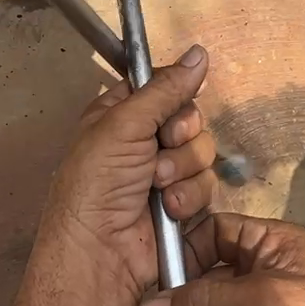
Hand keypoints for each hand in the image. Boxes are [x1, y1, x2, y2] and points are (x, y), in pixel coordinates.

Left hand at [41, 44, 217, 298]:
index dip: (173, 95)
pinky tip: (169, 210)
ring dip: (182, 169)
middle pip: (189, 118)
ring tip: (157, 187)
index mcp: (121, 114)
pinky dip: (189, 196)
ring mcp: (164, 173)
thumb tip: (200, 51)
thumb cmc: (98, 180)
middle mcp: (143, 139)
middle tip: (158, 151)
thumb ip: (165, 89)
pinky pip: (206, 184)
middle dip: (179, 137)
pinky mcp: (182, 203)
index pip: (163, 87)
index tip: (170, 108)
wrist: (101, 254)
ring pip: (202, 151)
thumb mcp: (124, 125)